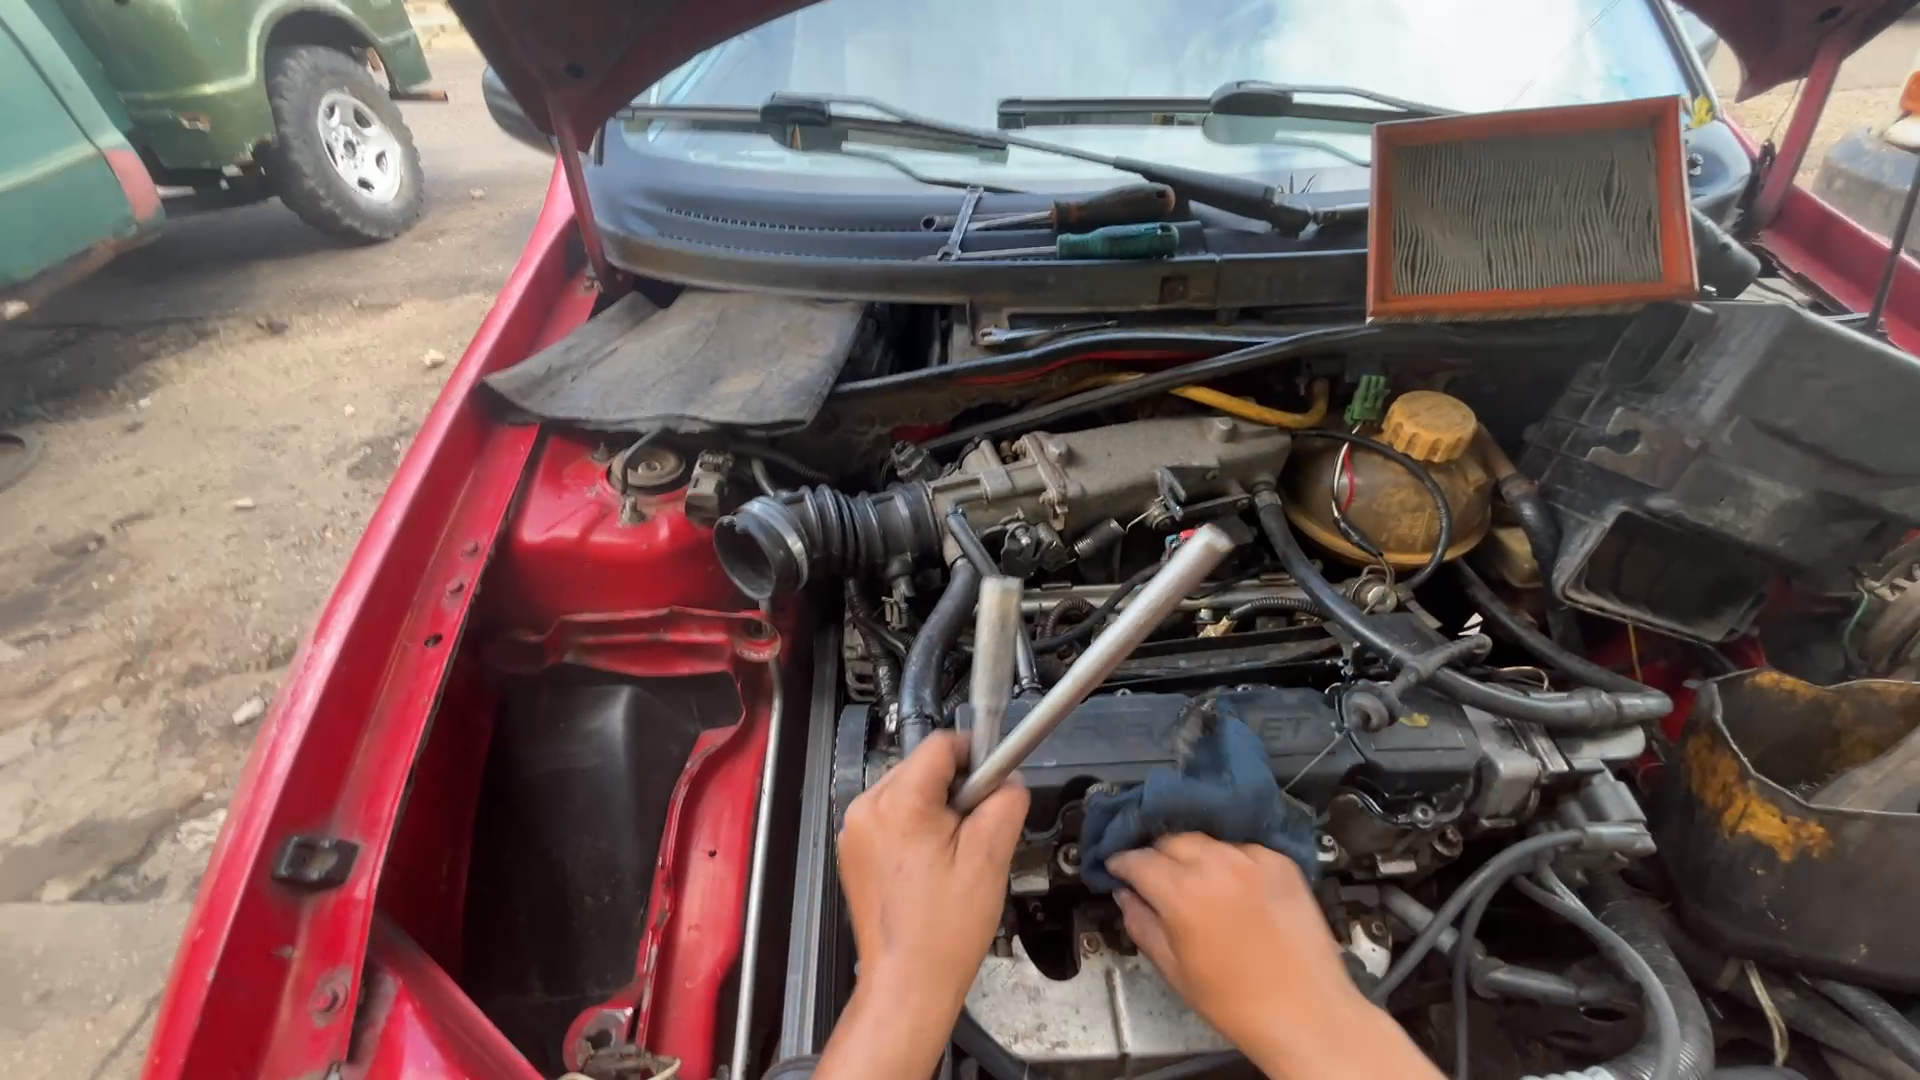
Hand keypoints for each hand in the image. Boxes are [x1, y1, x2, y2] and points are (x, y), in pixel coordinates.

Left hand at [817, 732, 1028, 1079]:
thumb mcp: (990, 856)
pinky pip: (892, 818)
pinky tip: (933, 864)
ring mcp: (855, 832)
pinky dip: (916, 829)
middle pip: (923, 767)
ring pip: (908, 792)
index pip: (940, 745)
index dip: (975, 754)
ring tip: (955, 852)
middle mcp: (866, 809)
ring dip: (937, 809)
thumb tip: (1009, 779)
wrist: (908, 985)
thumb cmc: (944, 929)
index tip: (993, 776)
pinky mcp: (855, 852)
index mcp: (897, 802)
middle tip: (977, 827)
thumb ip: (1006, 802)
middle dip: (956, 788)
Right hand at [1110, 834, 1440, 1079]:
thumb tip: (1125, 895)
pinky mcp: (1280, 862)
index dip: (1121, 862)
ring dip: (1192, 855)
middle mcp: (1216, 864)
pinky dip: (1229, 861)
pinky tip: (1232, 887)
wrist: (1310, 1016)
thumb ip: (1141, 924)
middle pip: (1169, 840)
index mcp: (1183, 892)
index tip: (1116, 868)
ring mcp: (1252, 859)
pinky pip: (1241, 849)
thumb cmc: (1238, 1003)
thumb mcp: (1174, 970)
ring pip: (1205, 840)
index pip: (1137, 858)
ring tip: (1194, 881)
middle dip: (1155, 855)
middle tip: (1154, 878)